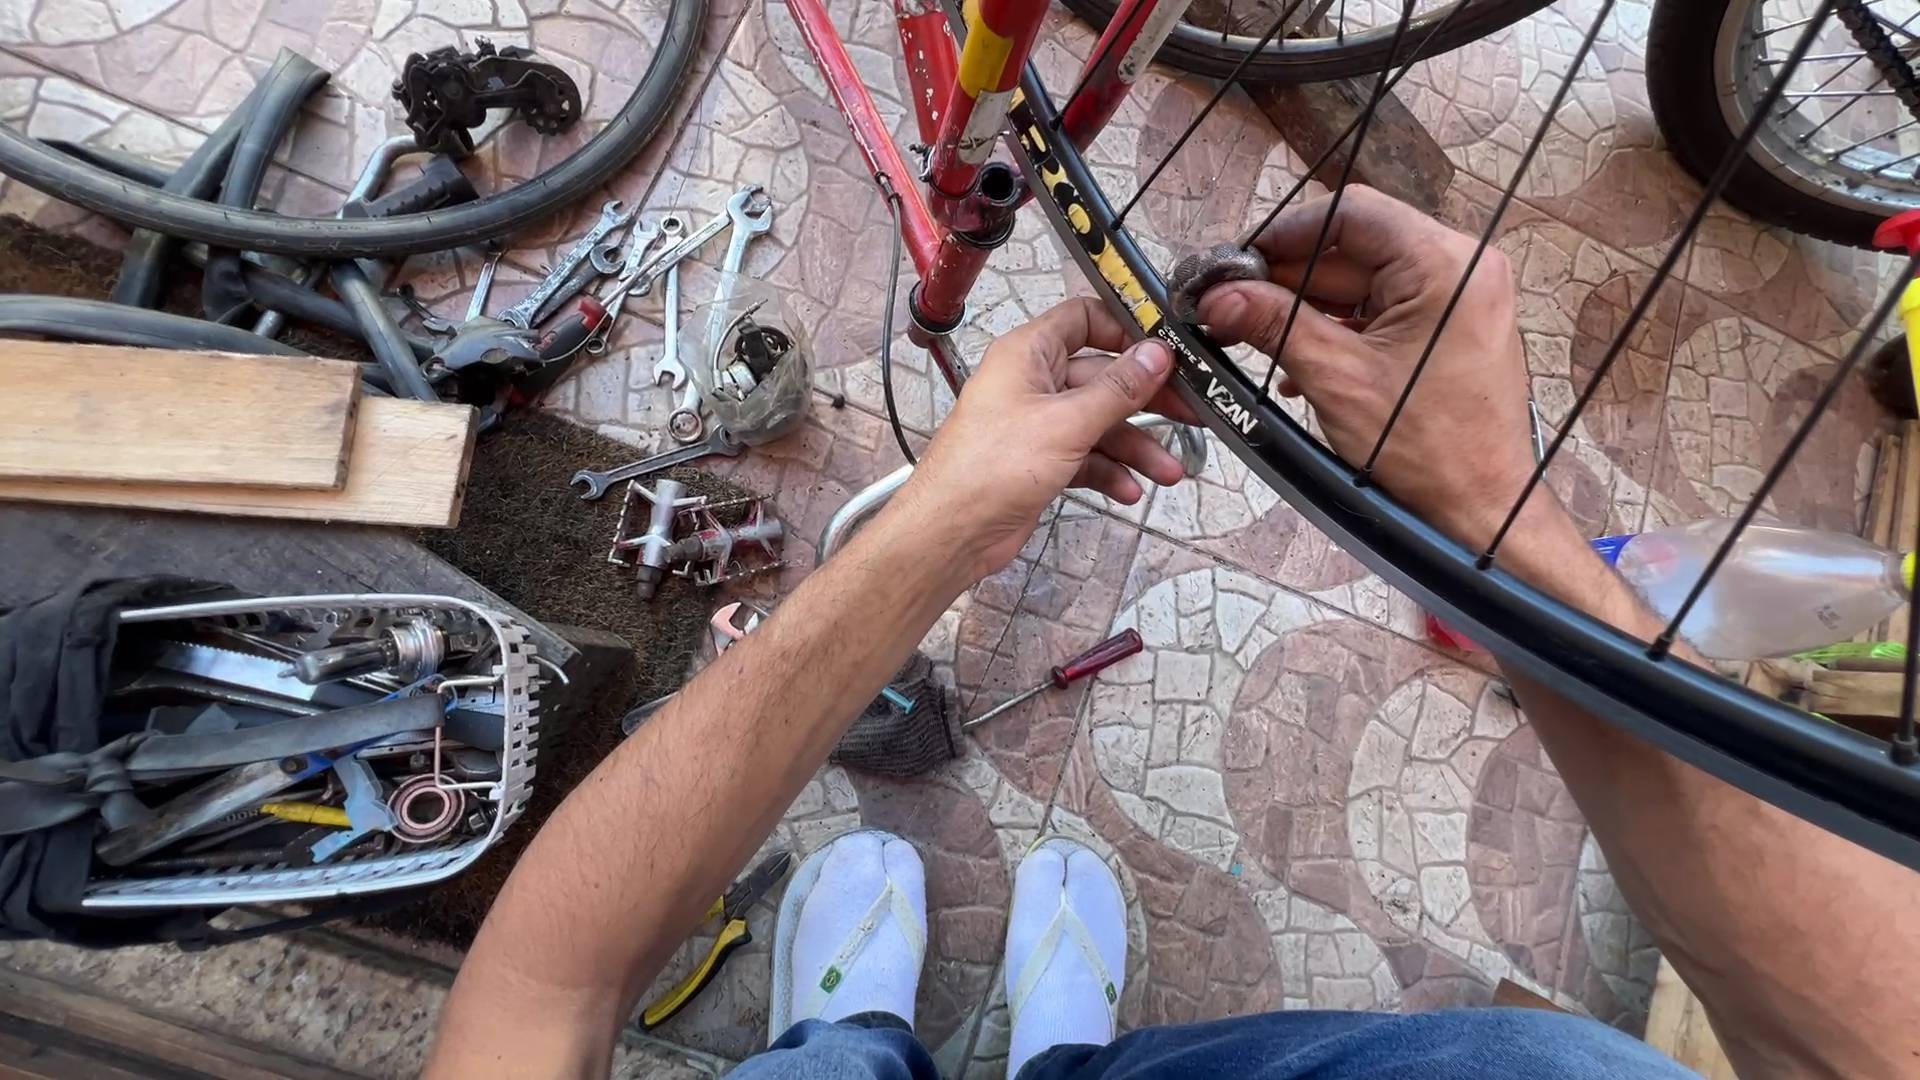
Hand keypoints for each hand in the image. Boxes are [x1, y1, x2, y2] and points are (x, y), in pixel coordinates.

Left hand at [893, 296, 1196, 578]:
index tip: (1167, 349)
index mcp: (1028, 354)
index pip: (1082, 319)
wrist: (951, 533)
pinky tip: (1129, 492)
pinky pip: (1084, 458)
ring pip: (1097, 425)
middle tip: (1192, 416)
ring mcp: (1035, 426)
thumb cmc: (994, 466)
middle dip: (1146, 402)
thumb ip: (1117, 389)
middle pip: (1101, 380)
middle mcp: (1032, 384)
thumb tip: (1158, 354)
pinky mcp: (1038, 463)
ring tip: (1168, 474)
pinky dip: (1108, 473)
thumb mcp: (1066, 422)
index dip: (1125, 329)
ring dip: (1134, 448)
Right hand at [1195, 186, 1538, 551]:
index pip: (1351, 213)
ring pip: (1358, 282)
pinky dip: (1330, 328)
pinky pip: (1375, 312)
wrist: (1474, 508)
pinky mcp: (1442, 329)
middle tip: (1225, 305)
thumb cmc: (1419, 447)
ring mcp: (1452, 299)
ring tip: (1246, 334)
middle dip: (1283, 277)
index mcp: (1444, 264)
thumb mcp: (1335, 379)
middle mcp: (1457, 267)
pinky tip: (1291, 362)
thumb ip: (1274, 325)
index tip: (1234, 265)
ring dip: (1300, 307)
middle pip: (1351, 248)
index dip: (1283, 233)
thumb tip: (1216, 297)